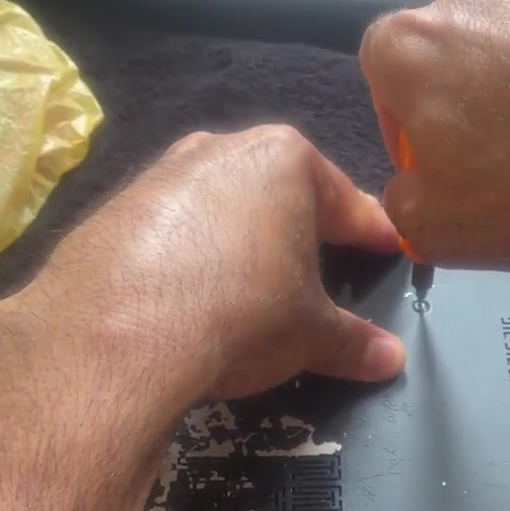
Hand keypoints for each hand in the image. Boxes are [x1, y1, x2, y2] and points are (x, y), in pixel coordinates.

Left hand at [0, 126, 407, 416]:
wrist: (116, 335)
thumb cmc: (244, 313)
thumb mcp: (311, 334)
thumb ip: (354, 341)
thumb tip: (392, 359)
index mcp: (285, 162)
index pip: (349, 203)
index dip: (375, 234)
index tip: (391, 250)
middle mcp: (223, 151)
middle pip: (283, 193)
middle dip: (306, 229)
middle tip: (323, 268)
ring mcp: (163, 175)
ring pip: (226, 205)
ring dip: (247, 240)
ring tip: (256, 287)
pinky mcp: (116, 209)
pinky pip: (177, 229)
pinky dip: (196, 256)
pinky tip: (197, 296)